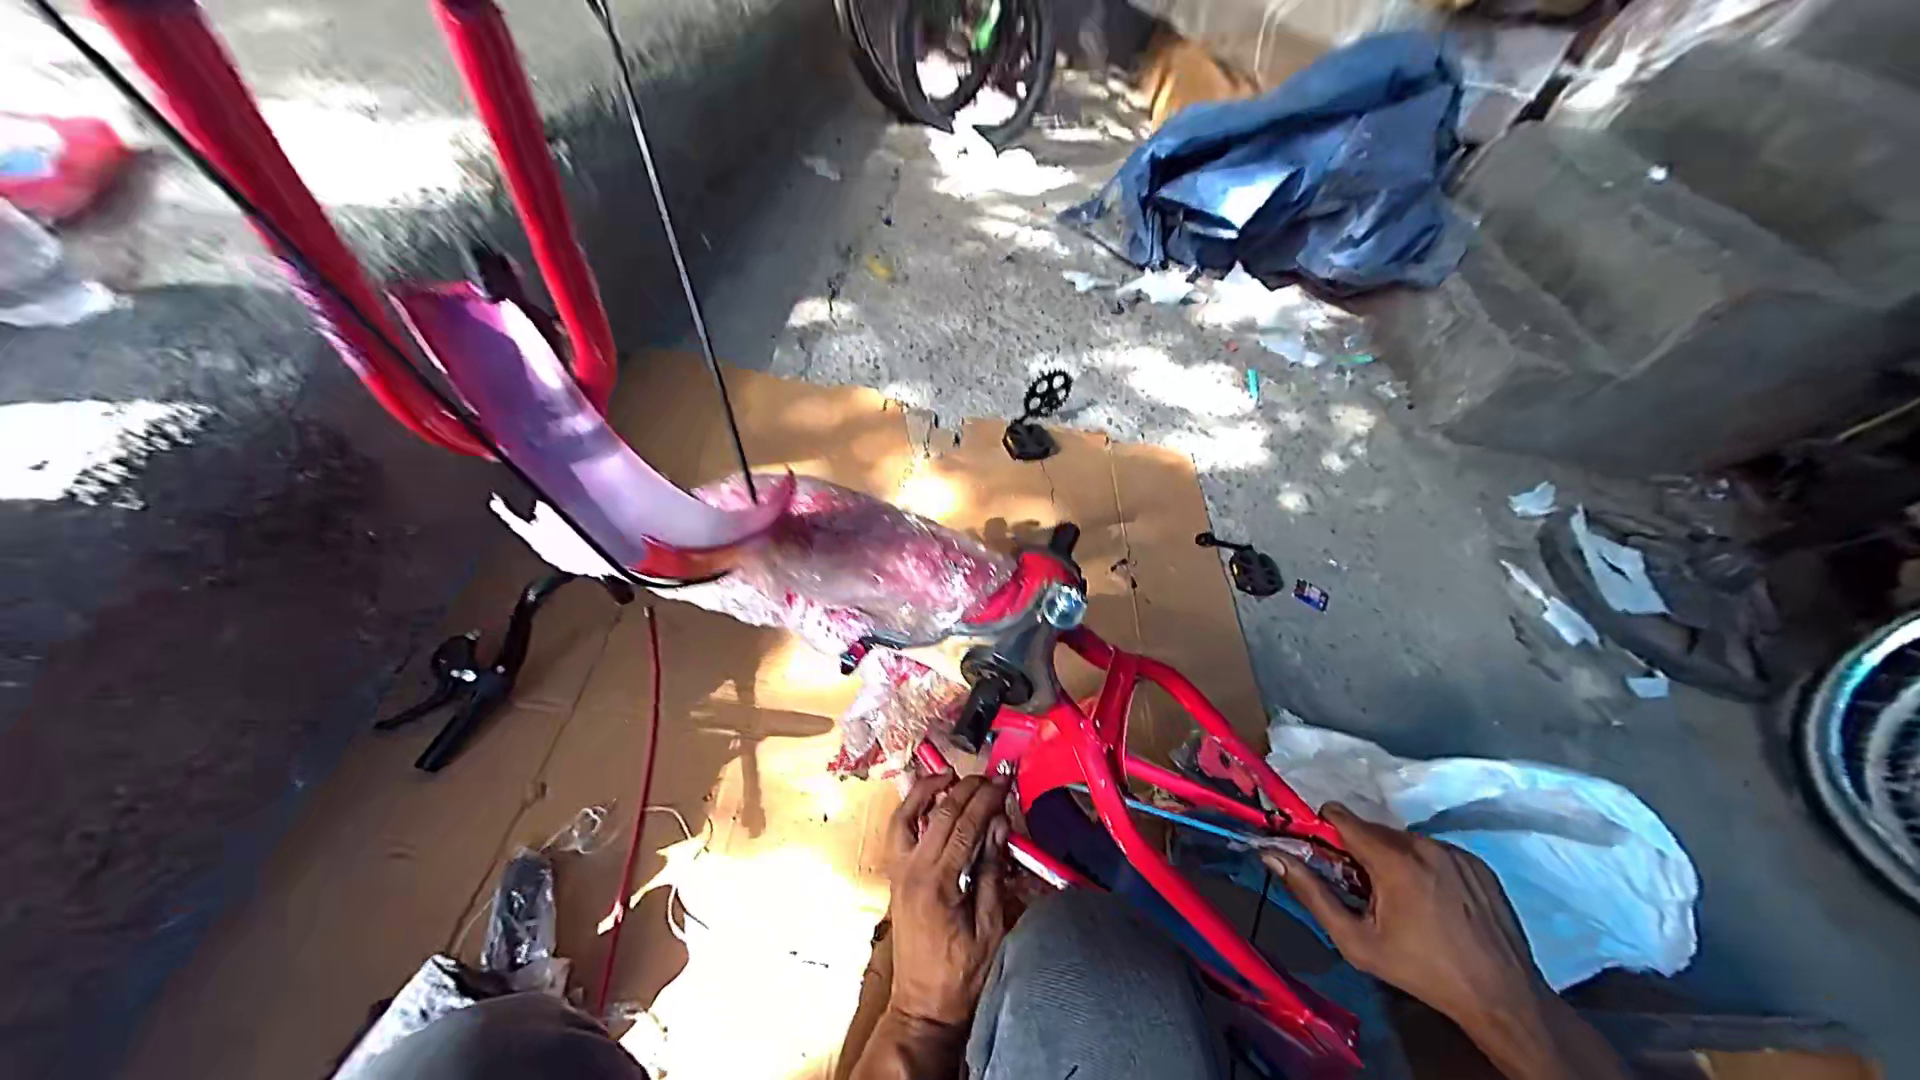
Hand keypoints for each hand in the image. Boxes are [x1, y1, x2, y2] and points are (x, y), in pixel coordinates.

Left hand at [883, 772, 1012, 1027]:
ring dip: (929, 789)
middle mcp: (911, 870)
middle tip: (991, 776)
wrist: (922, 1008)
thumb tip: (998, 825)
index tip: (1004, 781)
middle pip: (939, 813)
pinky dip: (912, 808)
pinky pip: (898, 831)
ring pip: (907, 815)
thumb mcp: (989, 929)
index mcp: (937, 884)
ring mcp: (898, 871)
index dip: (986, 799)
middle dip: (967, 788)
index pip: (964, 825)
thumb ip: (991, 872)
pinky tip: (929, 799)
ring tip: (952, 774)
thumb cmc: (962, 977)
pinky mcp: (895, 876)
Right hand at [1263, 803, 1545, 1026]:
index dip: (1325, 831)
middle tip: (1363, 889)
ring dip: (1392, 858)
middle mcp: (1424, 844)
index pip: (1340, 815)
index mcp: (1393, 858)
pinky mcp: (1478, 863)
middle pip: (1372, 829)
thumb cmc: (1420, 969)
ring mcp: (1455, 851)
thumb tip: (1272, 855)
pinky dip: (1424, 867)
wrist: (1504, 999)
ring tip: (1403, 899)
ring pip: (1404, 840)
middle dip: (1359, 851)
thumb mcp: (1355, 940)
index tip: (1326, 857)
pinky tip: (1433, 901)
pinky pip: (1435, 851)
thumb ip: (1310, 892)